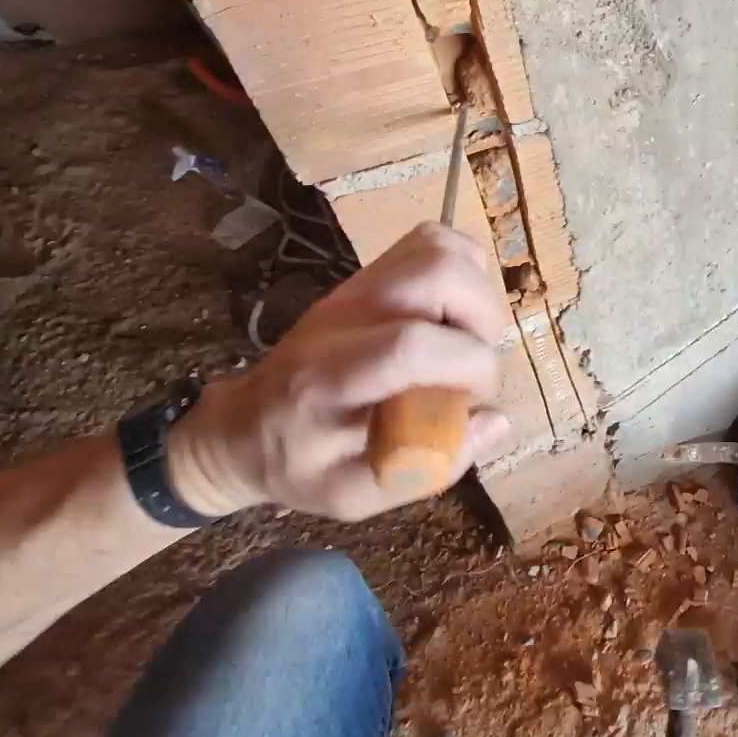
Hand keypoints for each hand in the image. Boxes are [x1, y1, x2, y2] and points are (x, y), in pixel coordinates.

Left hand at [166, 223, 513, 521]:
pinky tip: (458, 311)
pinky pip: (433, 240)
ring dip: (477, 290)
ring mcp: (354, 288)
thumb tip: (496, 420)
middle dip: (483, 316)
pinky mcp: (369, 274)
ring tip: (468, 336)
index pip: (410, 344)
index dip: (470, 364)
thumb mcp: (353, 496)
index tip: (477, 397)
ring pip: (439, 248)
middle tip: (476, 358)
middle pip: (434, 272)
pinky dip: (465, 267)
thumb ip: (428, 468)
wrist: (241, 426)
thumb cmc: (298, 466)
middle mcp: (341, 317)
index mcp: (327, 380)